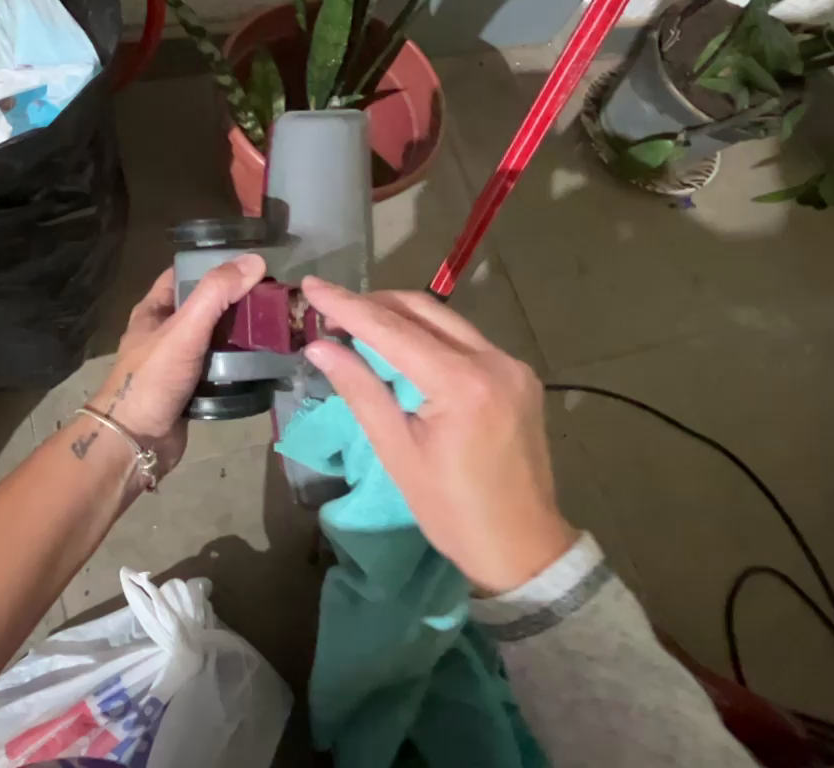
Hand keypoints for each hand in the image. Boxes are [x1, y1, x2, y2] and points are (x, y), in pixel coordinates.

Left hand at [88, 254, 267, 478]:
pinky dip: (240, 364)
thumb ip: (216, 294)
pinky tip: (266, 359)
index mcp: (154, 310)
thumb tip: (255, 261)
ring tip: (278, 325)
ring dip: (242, 334)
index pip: (186, 274)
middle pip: (206, 307)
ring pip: (217, 339)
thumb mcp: (183, 329)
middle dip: (237, 301)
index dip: (215, 266)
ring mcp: (180, 362)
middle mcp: (166, 332)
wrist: (135, 443)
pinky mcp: (193, 388)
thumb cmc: (152, 379)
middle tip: (275, 298)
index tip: (252, 266)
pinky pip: (221, 368)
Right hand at [300, 277, 575, 595]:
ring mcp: (512, 366)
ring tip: (356, 325)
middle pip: (422, 310)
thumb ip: (360, 390)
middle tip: (329, 310)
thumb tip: (319, 346)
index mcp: (463, 384)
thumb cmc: (451, 510)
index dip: (347, 305)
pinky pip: (464, 340)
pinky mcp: (519, 376)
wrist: (523, 548)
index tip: (310, 285)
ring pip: (445, 320)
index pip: (392, 330)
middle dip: (372, 303)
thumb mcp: (397, 452)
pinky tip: (401, 348)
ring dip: (399, 316)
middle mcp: (494, 362)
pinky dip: (427, 335)